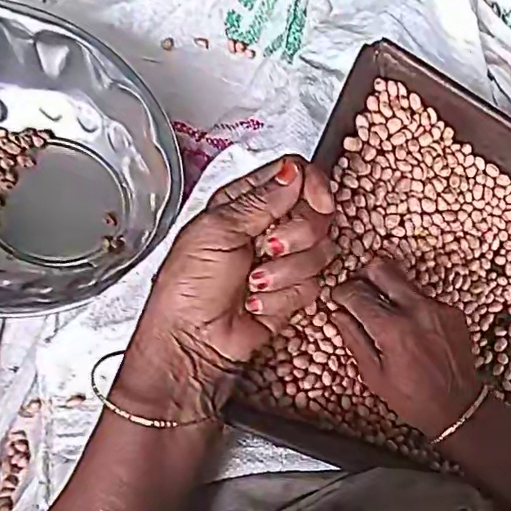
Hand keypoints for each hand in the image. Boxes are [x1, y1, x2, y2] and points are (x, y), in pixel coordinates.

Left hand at [118, 155, 336, 416]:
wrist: (195, 338)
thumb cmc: (190, 286)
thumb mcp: (217, 230)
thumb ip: (260, 200)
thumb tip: (292, 172)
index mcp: (245, 203)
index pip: (294, 176)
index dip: (313, 185)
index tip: (319, 200)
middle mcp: (269, 228)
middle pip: (316, 215)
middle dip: (297, 235)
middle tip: (268, 247)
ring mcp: (285, 260)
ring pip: (320, 253)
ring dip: (285, 272)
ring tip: (253, 283)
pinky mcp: (295, 291)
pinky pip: (313, 285)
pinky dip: (284, 296)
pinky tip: (258, 302)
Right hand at [329, 258, 483, 435]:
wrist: (459, 406)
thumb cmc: (413, 398)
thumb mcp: (374, 375)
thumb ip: (354, 339)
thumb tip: (338, 313)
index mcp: (393, 329)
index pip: (357, 293)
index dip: (341, 293)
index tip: (338, 299)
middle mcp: (418, 311)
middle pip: (382, 269)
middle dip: (363, 276)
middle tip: (357, 293)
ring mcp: (438, 308)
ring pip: (404, 281)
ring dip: (388, 291)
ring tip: (382, 313)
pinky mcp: (452, 312)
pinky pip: (424, 297)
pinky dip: (411, 306)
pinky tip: (409, 327)